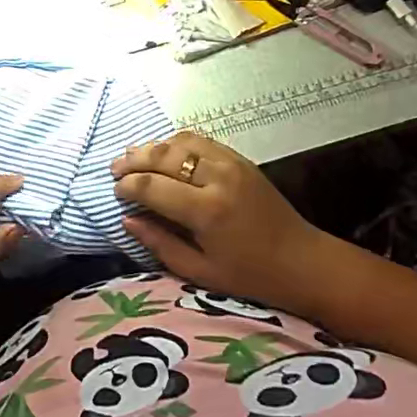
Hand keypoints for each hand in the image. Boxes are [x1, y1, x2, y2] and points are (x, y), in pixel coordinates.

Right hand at [111, 131, 350, 317]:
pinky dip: (178, 143)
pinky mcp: (241, 159)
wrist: (301, 260)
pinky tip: (165, 153)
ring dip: (155, 147)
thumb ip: (160, 244)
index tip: (115, 192)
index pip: (153, 186)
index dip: (128, 186)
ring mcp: (231, 163)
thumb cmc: (249, 275)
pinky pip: (202, 141)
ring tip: (135, 157)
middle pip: (164, 156)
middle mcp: (217, 178)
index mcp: (206, 210)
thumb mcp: (200, 272)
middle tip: (115, 169)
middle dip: (135, 160)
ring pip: (182, 141)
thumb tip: (128, 220)